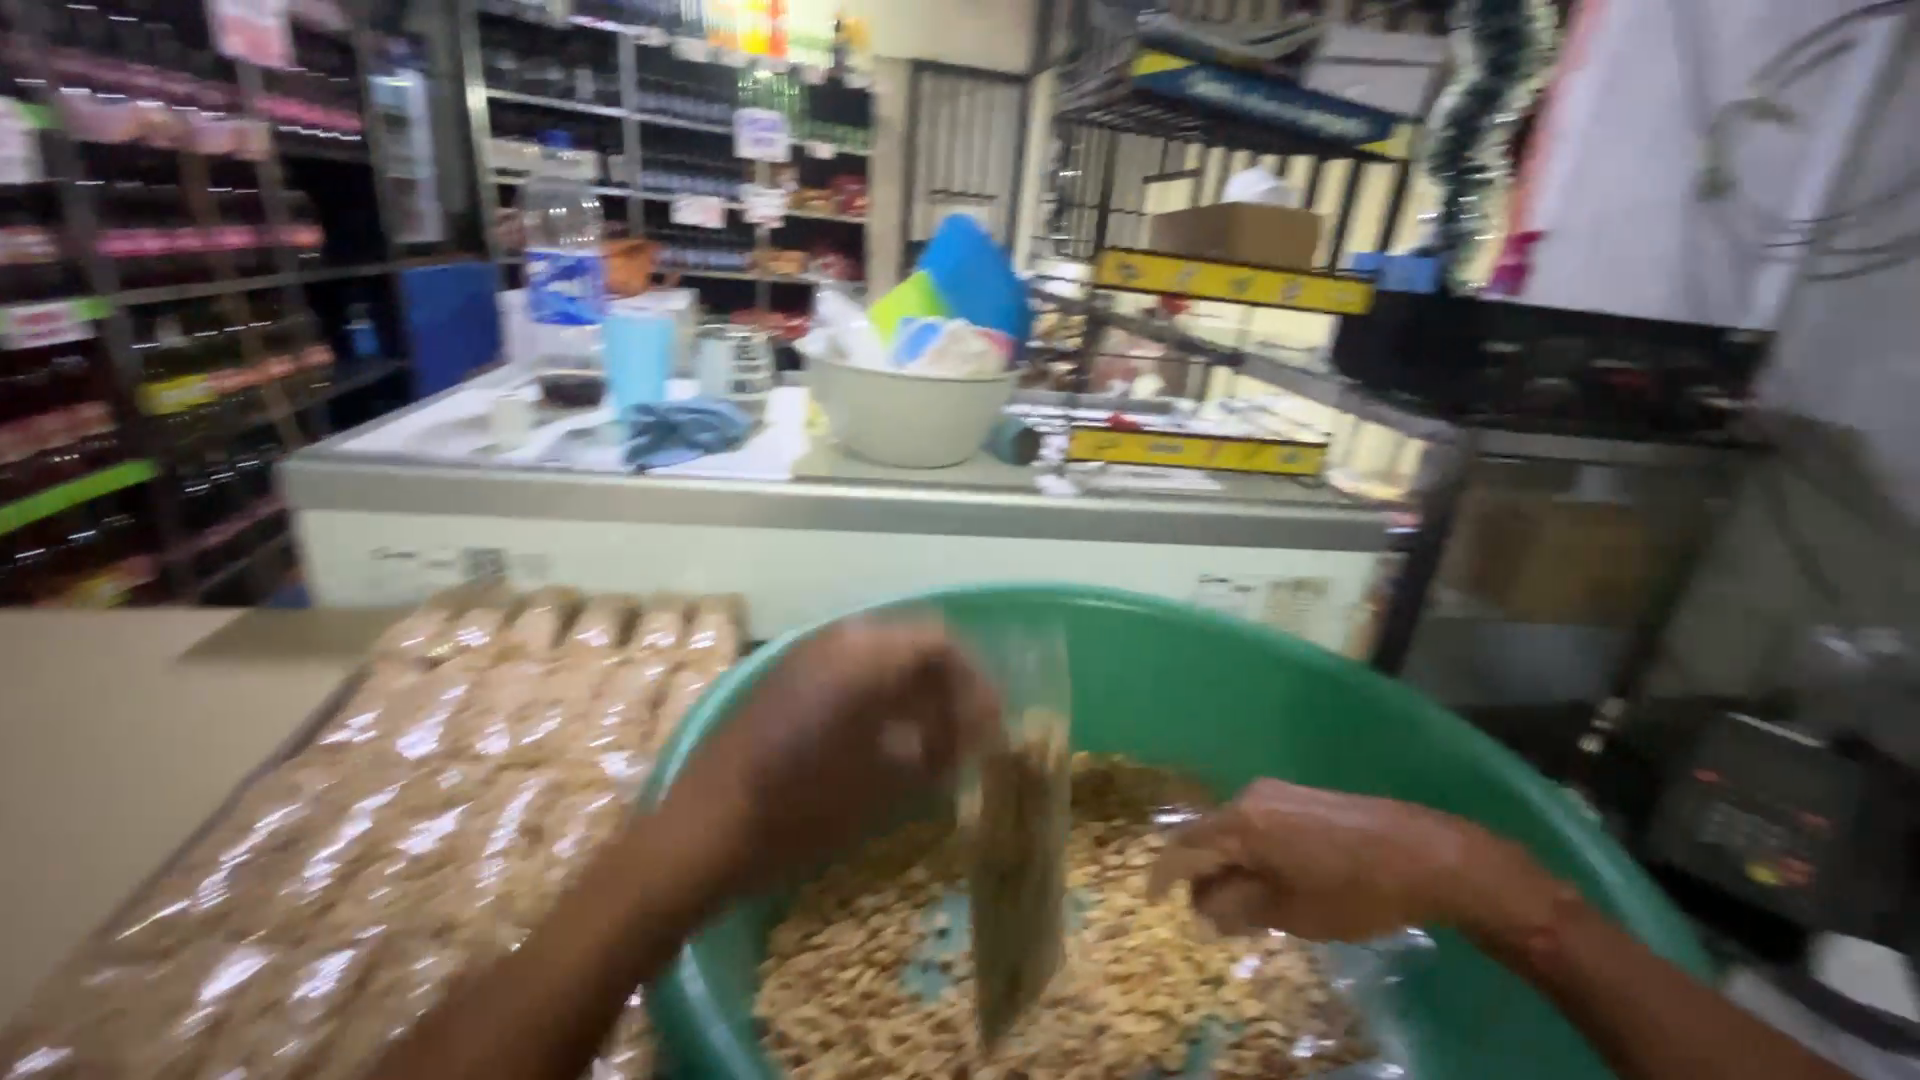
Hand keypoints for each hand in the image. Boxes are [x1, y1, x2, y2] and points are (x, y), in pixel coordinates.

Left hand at [658, 617, 997, 898]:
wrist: (701, 833)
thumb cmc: (798, 812)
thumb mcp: (881, 786)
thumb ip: (937, 751)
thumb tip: (973, 738)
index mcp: (862, 658)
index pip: (940, 643)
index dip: (975, 682)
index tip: (993, 726)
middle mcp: (835, 642)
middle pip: (912, 644)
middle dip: (947, 686)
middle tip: (968, 735)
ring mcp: (805, 659)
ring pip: (882, 658)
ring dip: (915, 693)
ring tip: (933, 746)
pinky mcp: (785, 682)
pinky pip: (850, 673)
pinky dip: (881, 699)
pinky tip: (887, 744)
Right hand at [1148, 779, 1552, 942]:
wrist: (1428, 854)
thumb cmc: (1354, 891)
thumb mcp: (1291, 911)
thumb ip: (1237, 906)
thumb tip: (1204, 905)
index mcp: (1240, 823)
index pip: (1184, 848)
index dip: (1164, 876)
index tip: (1154, 901)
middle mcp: (1250, 797)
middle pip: (1207, 836)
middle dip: (1201, 874)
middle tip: (1207, 913)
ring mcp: (1277, 793)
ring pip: (1233, 830)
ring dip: (1229, 864)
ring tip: (1241, 902)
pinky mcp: (1301, 798)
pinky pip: (1257, 824)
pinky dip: (1251, 852)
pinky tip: (1271, 879)